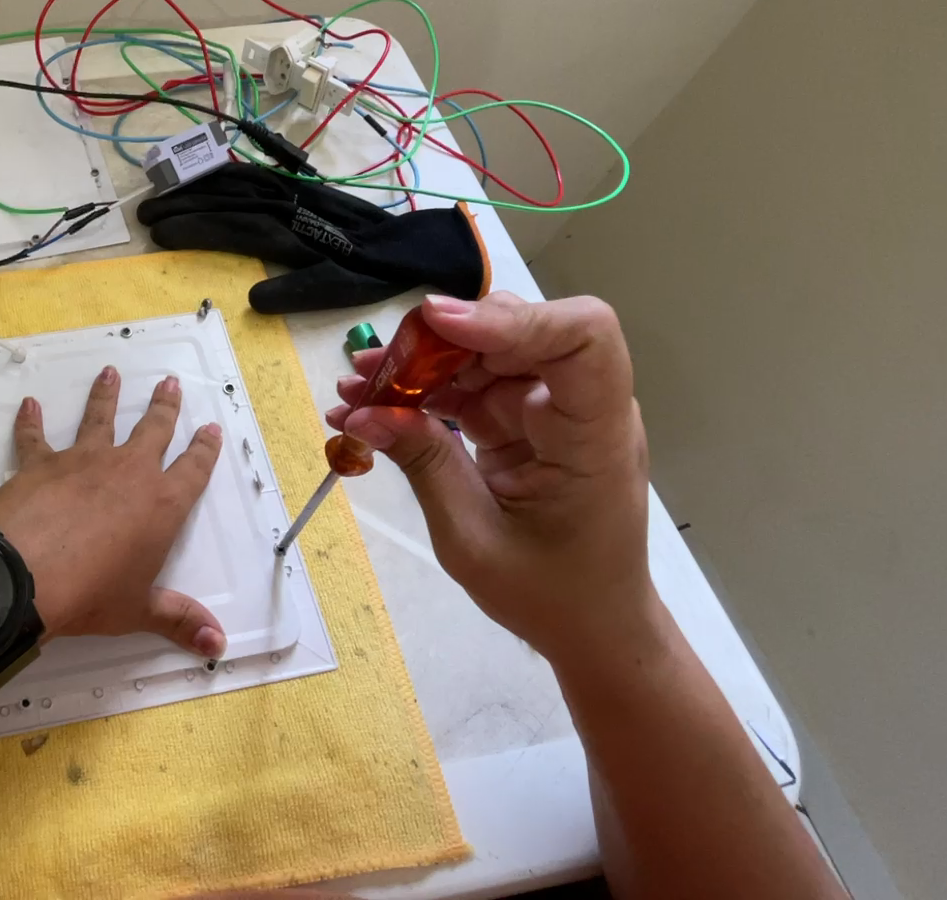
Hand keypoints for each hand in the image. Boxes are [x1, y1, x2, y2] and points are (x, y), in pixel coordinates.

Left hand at [0, 365, 227, 657]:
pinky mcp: (40, 463)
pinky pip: (35, 437)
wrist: (25, 575)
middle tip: (171, 382)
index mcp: (160, 505)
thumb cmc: (90, 594)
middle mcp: (127, 472)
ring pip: (99, 418)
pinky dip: (30, 421)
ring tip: (110, 372)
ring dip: (106, 395)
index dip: (204, 450)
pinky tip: (28, 404)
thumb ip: (179, 621)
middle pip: (152, 430)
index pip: (192, 470)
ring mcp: (82, 461)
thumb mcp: (138, 611)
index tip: (210, 429)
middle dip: (164, 407)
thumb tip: (218, 645)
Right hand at [325, 292, 654, 666]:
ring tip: (355, 386)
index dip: (509, 319)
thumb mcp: (470, 535)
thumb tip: (361, 413)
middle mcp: (576, 408)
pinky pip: (466, 387)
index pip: (580, 338)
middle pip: (518, 333)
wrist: (589, 626)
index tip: (433, 323)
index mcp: (591, 437)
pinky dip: (419, 392)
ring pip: (482, 354)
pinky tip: (370, 407)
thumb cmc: (547, 593)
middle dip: (439, 342)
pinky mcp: (519, 421)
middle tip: (372, 367)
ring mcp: (546, 411)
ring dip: (418, 365)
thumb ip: (423, 463)